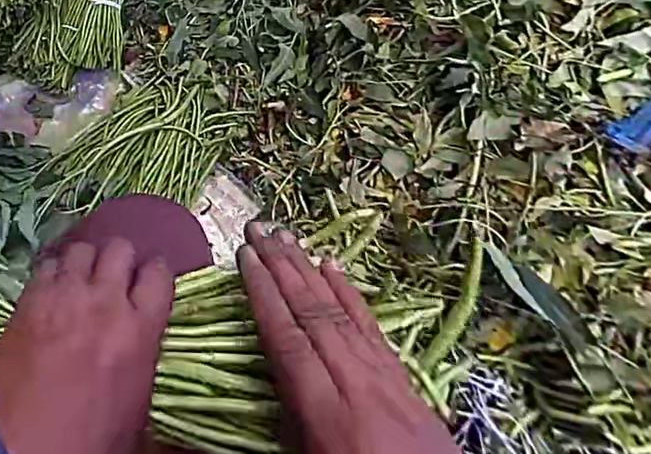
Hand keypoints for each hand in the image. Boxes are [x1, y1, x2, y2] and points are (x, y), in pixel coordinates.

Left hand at [0, 238, 172, 453]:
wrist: (23, 452)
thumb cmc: (87, 443)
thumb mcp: (135, 409)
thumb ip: (143, 360)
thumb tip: (144, 345)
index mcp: (139, 331)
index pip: (159, 273)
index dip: (154, 273)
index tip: (147, 281)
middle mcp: (105, 301)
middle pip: (119, 249)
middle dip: (118, 260)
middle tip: (112, 279)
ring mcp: (66, 294)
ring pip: (83, 248)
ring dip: (85, 262)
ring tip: (79, 280)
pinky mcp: (31, 297)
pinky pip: (48, 263)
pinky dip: (52, 272)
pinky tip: (50, 290)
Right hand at [239, 224, 457, 453]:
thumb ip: (287, 424)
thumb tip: (263, 379)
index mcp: (330, 417)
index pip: (288, 339)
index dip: (263, 293)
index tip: (244, 256)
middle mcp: (358, 387)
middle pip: (312, 313)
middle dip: (281, 266)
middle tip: (257, 227)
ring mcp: (386, 381)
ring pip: (339, 311)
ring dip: (308, 269)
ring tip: (284, 235)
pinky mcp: (406, 382)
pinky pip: (371, 327)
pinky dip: (348, 292)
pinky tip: (331, 265)